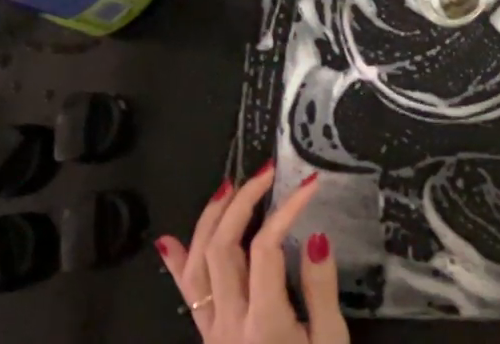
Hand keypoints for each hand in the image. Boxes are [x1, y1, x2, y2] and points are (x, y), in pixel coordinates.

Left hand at [155, 168, 346, 343]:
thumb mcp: (330, 342)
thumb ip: (321, 289)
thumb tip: (316, 236)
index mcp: (264, 322)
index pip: (266, 248)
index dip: (286, 209)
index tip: (311, 184)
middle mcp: (229, 322)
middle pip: (223, 247)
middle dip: (244, 201)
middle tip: (269, 173)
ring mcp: (212, 330)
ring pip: (198, 264)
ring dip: (211, 220)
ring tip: (231, 186)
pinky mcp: (209, 336)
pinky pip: (187, 295)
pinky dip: (178, 264)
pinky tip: (170, 239)